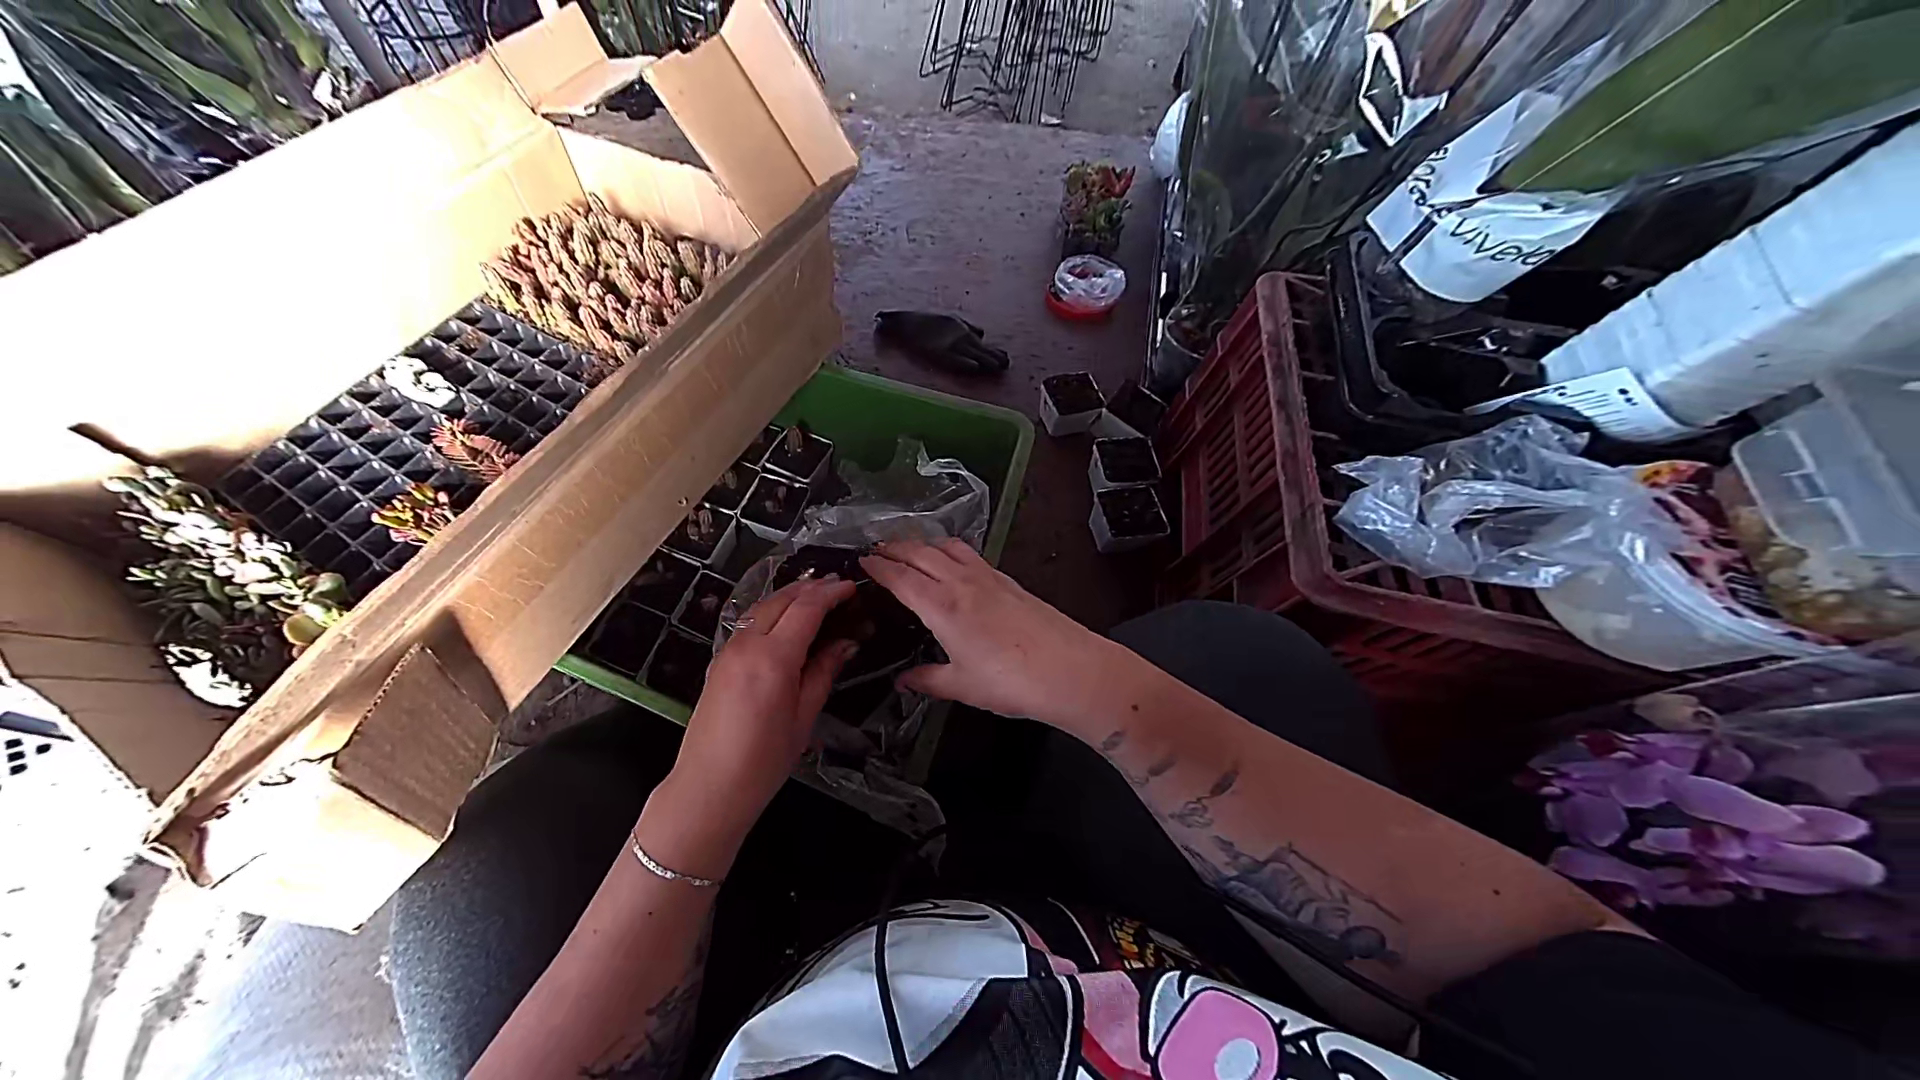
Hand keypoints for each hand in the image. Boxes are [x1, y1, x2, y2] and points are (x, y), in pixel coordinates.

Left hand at [661, 576, 856, 851]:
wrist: (708, 788)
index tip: (851, 587)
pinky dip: (773, 612)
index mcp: (773, 660)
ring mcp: (728, 651)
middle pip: (781, 599)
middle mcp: (747, 646)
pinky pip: (750, 623)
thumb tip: (845, 644)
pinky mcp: (719, 661)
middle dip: (811, 587)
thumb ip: (824, 672)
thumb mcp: (804, 717)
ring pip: (762, 606)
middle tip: (837, 587)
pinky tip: (788, 620)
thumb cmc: (763, 761)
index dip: (831, 593)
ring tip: (817, 596)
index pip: (806, 609)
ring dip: (790, 595)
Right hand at [860, 538, 1147, 731]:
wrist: (1070, 670)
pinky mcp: (1008, 580)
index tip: (862, 561)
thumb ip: (927, 680)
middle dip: (894, 547)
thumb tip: (904, 681)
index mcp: (942, 607)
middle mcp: (962, 583)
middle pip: (920, 552)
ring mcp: (988, 577)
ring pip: (947, 546)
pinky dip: (950, 549)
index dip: (877, 566)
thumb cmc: (1012, 682)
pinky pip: (971, 554)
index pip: (900, 577)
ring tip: (909, 547)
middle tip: (876, 548)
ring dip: (923, 542)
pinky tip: (952, 560)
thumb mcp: (961, 686)